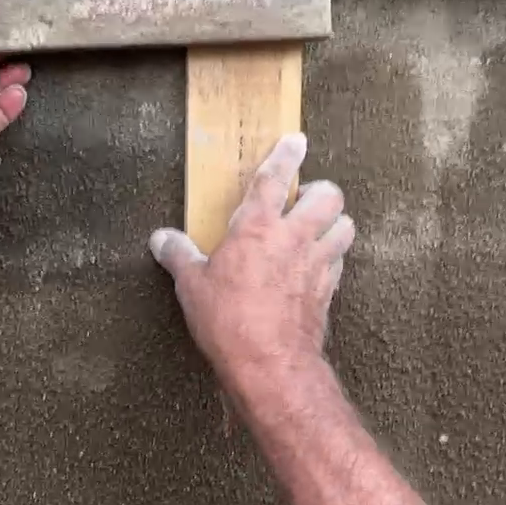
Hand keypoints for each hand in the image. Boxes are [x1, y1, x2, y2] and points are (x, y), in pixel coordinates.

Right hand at [149, 134, 355, 415]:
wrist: (270, 364)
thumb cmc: (228, 320)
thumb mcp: (191, 285)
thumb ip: (178, 255)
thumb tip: (160, 239)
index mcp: (257, 227)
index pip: (274, 178)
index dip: (286, 155)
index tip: (295, 140)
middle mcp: (293, 237)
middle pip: (328, 195)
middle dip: (321, 189)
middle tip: (306, 196)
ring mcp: (317, 263)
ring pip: (345, 225)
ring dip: (336, 221)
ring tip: (320, 225)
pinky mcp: (328, 290)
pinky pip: (340, 260)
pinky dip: (333, 255)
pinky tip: (318, 263)